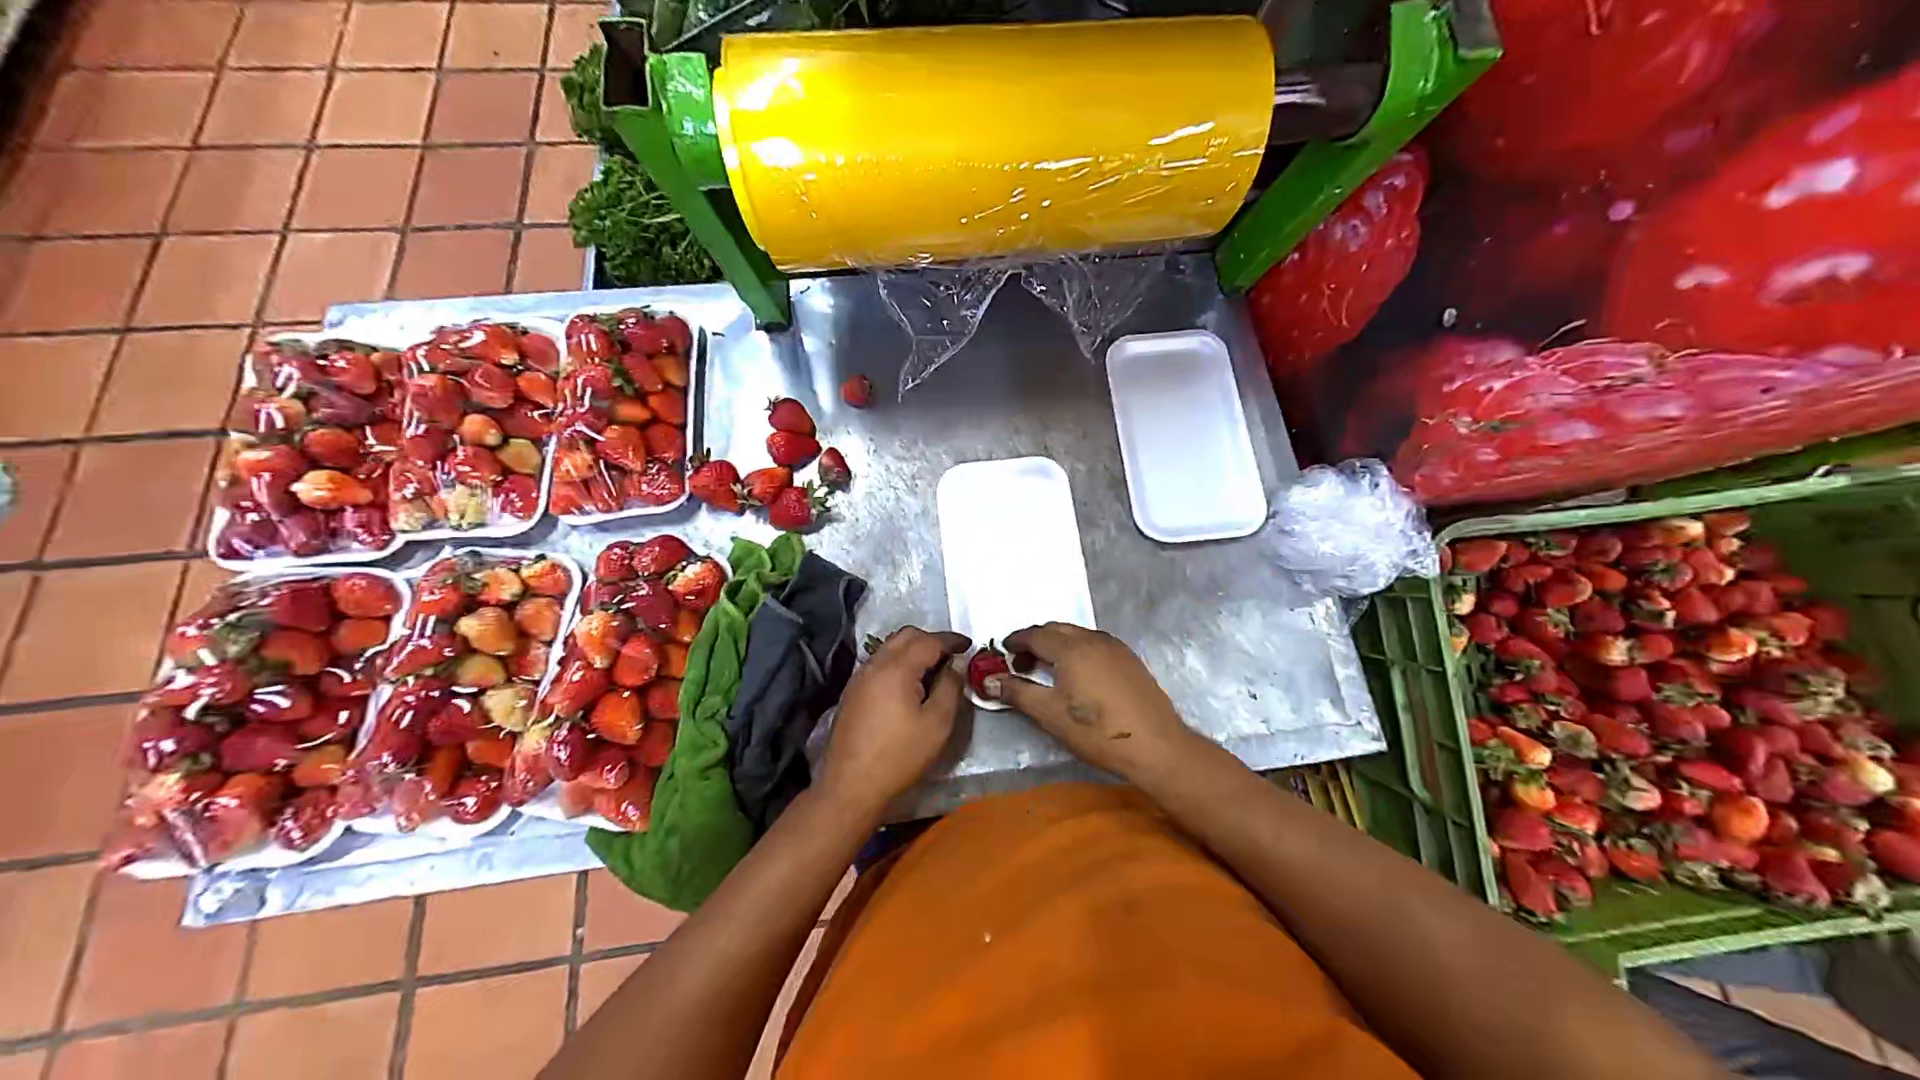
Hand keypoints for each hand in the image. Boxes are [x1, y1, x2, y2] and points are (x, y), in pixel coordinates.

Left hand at [818, 627, 968, 817]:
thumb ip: (950, 687)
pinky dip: (898, 663)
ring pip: (889, 648)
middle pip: (905, 636)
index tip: (968, 645)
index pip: (928, 640)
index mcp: (896, 668)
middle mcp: (874, 665)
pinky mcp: (852, 693)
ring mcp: (859, 678)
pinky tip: (909, 686)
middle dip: (931, 640)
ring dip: (913, 651)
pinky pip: (879, 664)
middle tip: (952, 656)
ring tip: (933, 670)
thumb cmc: (899, 756)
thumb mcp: (937, 724)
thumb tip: (955, 665)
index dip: (951, 640)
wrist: (851, 786)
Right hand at [984, 622, 1193, 780]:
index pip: (1035, 635)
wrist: (1155, 746)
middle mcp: (1093, 639)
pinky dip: (1078, 651)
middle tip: (1021, 662)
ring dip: (1058, 645)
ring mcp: (1116, 648)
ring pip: (1078, 636)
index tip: (1004, 650)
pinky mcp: (1130, 660)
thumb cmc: (1096, 731)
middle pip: (1057, 630)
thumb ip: (1017, 692)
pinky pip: (1095, 645)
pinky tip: (1077, 675)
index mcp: (1071, 648)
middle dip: (1036, 641)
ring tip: (1048, 670)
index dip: (1016, 641)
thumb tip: (988, 681)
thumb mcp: (1049, 713)